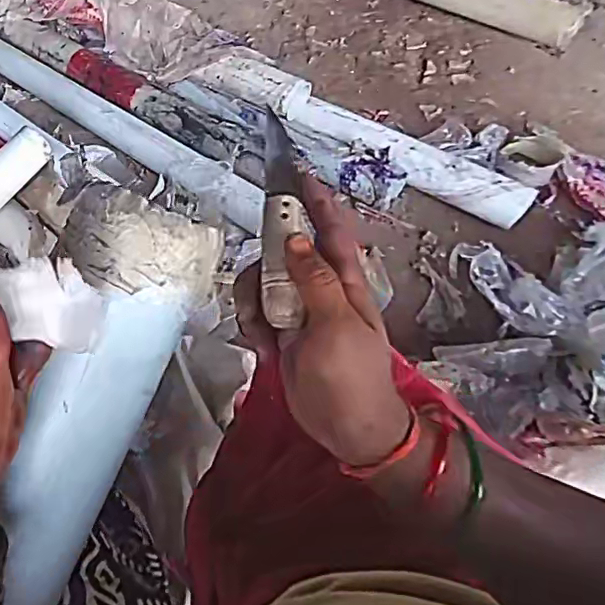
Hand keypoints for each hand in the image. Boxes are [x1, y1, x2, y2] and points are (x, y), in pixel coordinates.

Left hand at [0, 295, 49, 574]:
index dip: (4, 278)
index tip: (31, 275)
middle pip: (1, 296)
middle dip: (27, 298)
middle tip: (47, 303)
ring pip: (17, 317)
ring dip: (37, 319)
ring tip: (45, 331)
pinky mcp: (6, 364)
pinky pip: (29, 340)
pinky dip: (42, 342)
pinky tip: (44, 352)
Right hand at [234, 174, 411, 468]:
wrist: (347, 429)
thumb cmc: (352, 377)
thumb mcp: (337, 324)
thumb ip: (313, 279)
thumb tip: (292, 239)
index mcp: (344, 281)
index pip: (330, 230)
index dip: (316, 202)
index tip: (297, 176)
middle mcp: (317, 289)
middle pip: (280, 253)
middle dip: (266, 265)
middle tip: (265, 289)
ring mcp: (296, 311)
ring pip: (260, 283)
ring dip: (253, 303)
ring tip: (265, 332)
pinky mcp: (278, 332)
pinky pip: (253, 313)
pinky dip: (252, 327)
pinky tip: (266, 348)